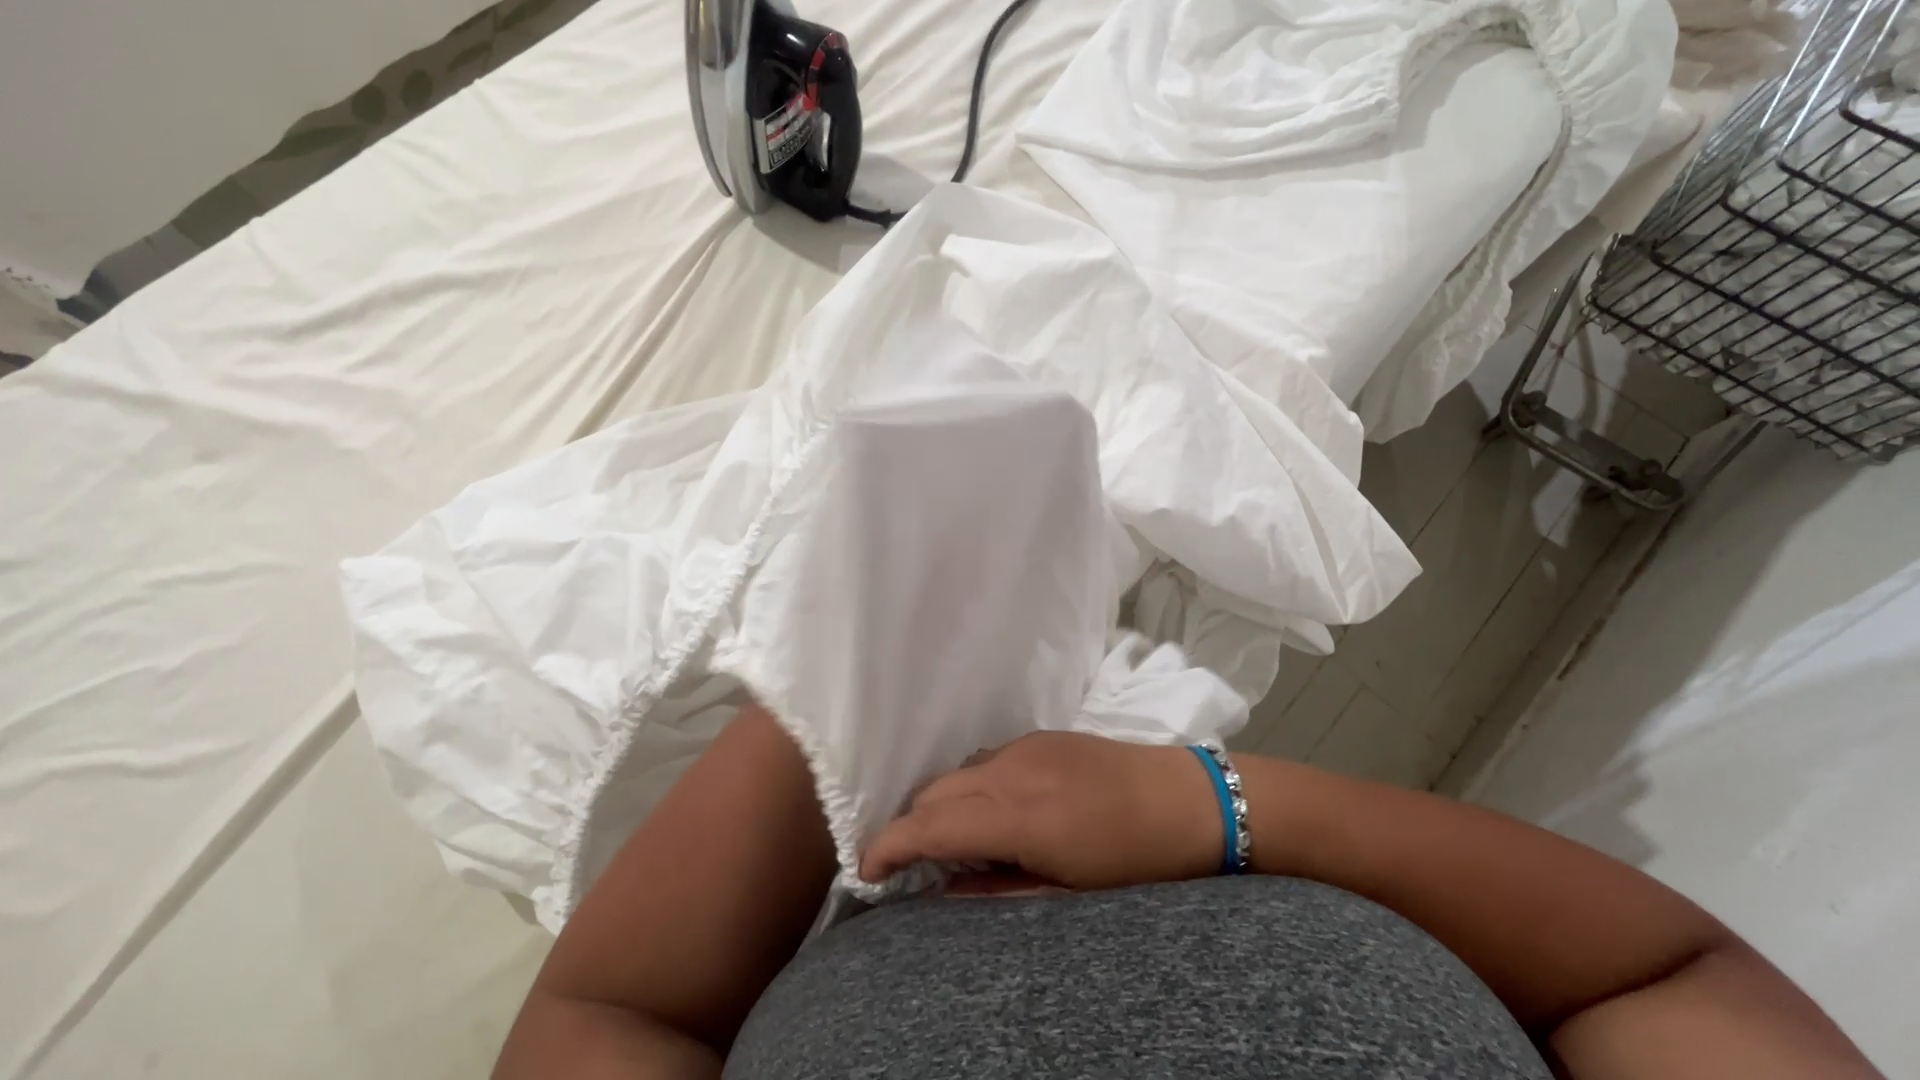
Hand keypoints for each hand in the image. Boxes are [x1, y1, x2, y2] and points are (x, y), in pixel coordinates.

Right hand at [858, 731, 1224, 891]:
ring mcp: (1024, 747)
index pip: (926, 827)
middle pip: (931, 794)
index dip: (886, 848)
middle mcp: (1009, 772)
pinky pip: (983, 759)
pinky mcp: (1040, 736)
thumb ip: (995, 890)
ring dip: (939, 805)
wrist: (1190, 801)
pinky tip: (993, 811)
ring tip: (954, 841)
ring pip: (955, 773)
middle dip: (909, 828)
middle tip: (912, 866)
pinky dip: (970, 786)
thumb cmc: (1134, 861)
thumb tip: (941, 889)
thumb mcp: (1066, 892)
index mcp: (1015, 816)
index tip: (867, 874)